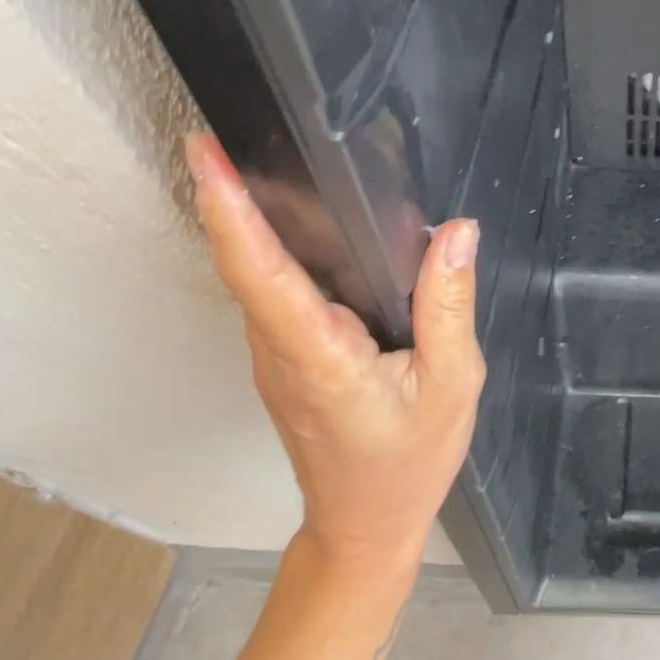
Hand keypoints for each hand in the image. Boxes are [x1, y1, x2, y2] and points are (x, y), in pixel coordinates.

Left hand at [185, 133, 484, 569]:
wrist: (366, 525)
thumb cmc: (409, 462)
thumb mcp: (452, 384)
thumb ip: (449, 306)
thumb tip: (456, 232)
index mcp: (320, 356)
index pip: (263, 273)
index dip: (230, 211)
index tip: (203, 155)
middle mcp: (280, 351)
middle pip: (246, 265)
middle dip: (227, 198)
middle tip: (222, 134)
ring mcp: (274, 358)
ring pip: (255, 279)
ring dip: (246, 221)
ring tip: (255, 162)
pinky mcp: (283, 361)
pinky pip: (273, 295)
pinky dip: (270, 251)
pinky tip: (297, 225)